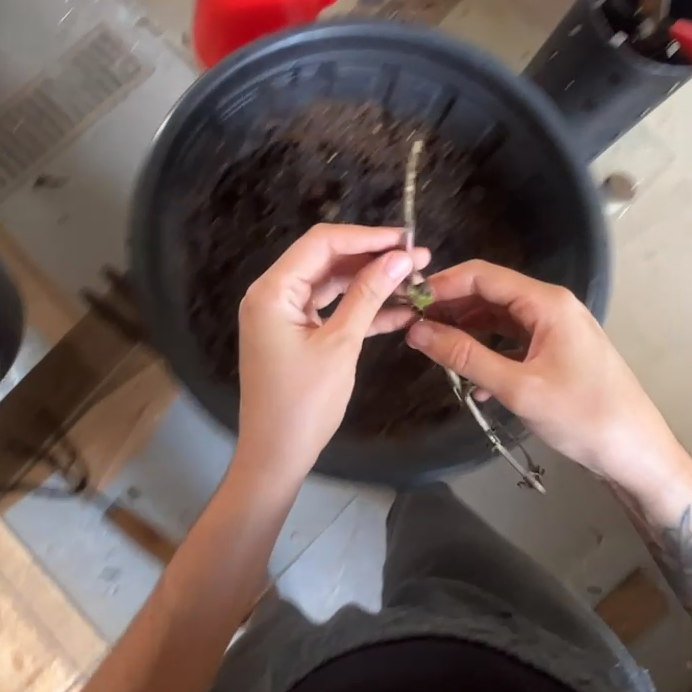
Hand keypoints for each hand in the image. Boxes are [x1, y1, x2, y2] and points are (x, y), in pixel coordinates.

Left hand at [235, 224, 429, 487]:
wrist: (276, 455)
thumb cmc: (303, 402)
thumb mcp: (341, 344)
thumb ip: (368, 295)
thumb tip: (400, 257)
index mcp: (272, 290)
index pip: (321, 243)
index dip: (366, 237)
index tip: (408, 239)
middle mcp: (273, 294)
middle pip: (327, 259)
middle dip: (372, 258)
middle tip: (419, 259)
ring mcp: (284, 314)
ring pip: (332, 284)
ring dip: (371, 282)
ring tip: (417, 280)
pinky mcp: (296, 333)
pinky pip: (331, 310)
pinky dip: (361, 308)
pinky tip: (401, 309)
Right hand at [403, 260, 678, 479]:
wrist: (638, 453)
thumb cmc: (583, 416)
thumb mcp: (518, 387)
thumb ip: (465, 356)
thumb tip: (417, 332)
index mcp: (546, 303)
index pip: (482, 275)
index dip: (442, 285)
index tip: (408, 302)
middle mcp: (551, 306)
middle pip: (489, 293)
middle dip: (450, 307)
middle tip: (413, 327)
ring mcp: (555, 329)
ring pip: (498, 318)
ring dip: (465, 331)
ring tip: (433, 349)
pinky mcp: (557, 352)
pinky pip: (512, 341)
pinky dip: (487, 353)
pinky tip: (469, 380)